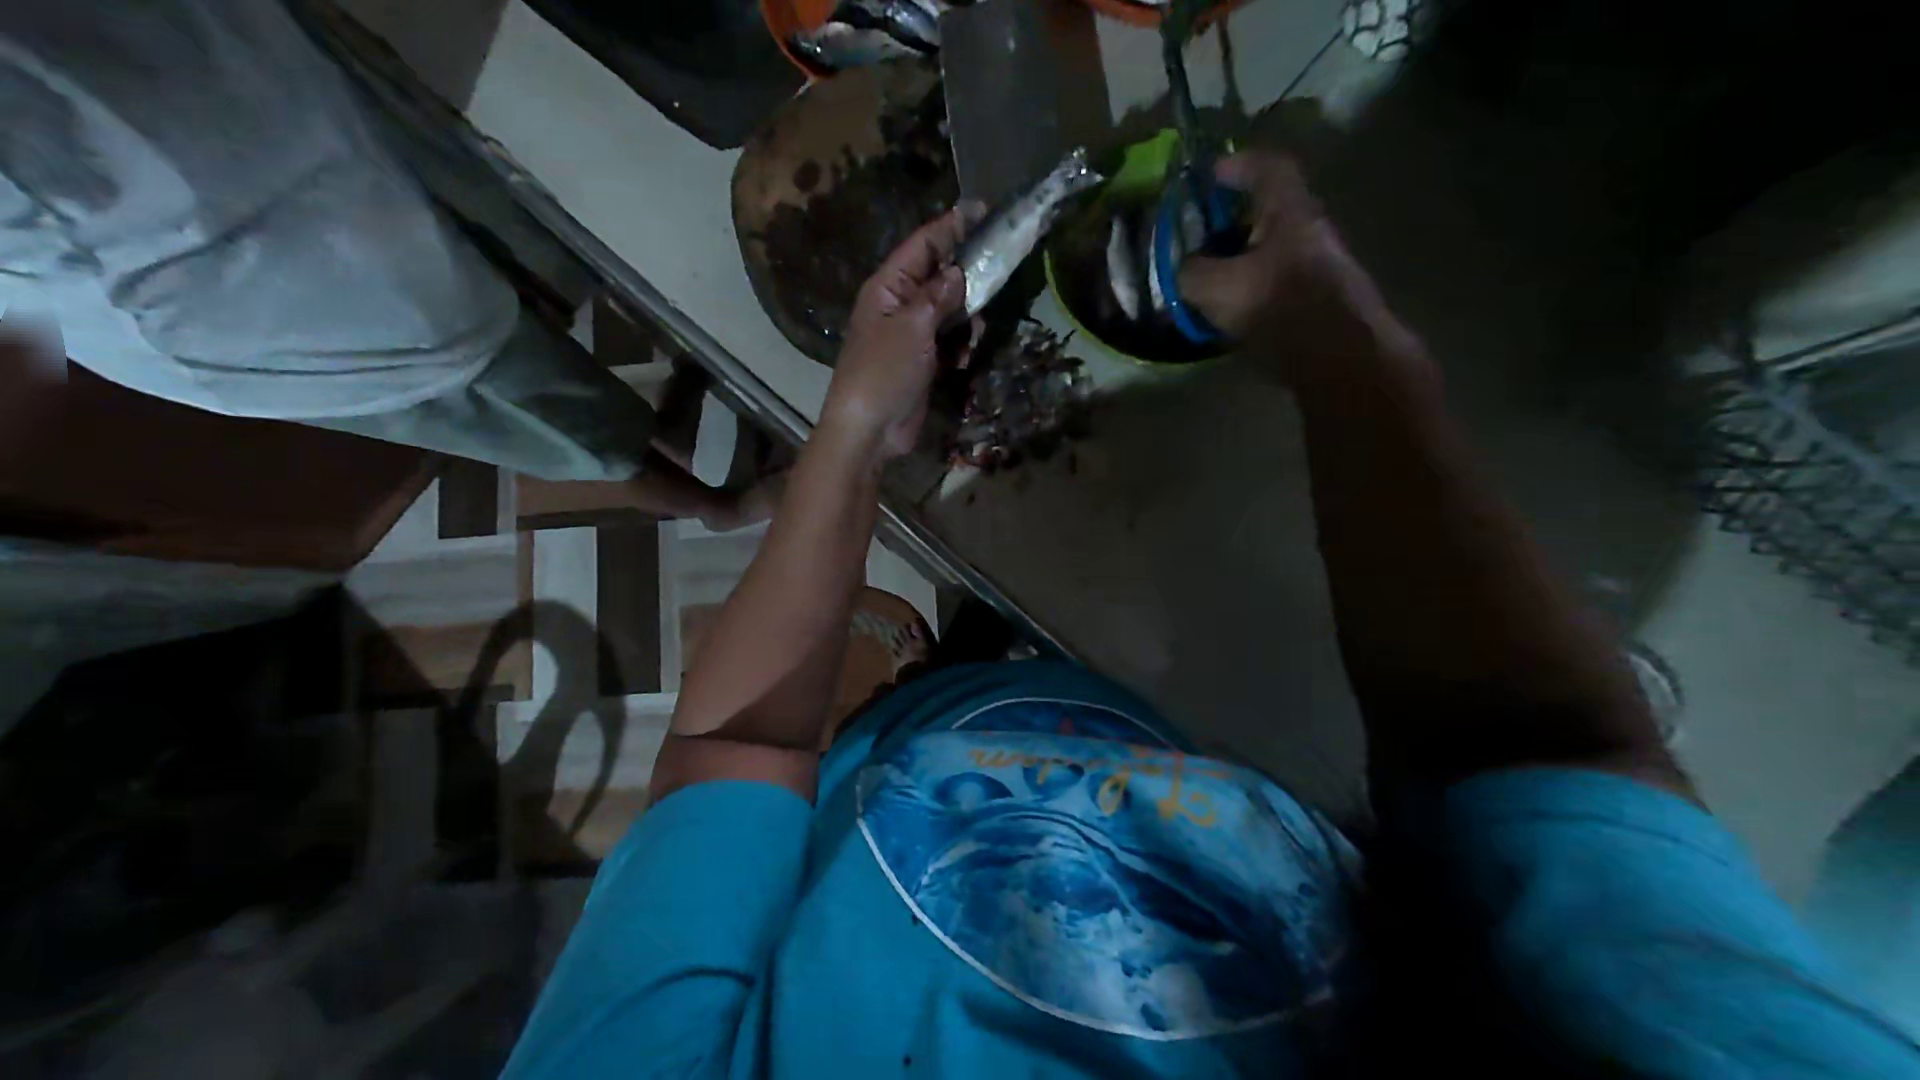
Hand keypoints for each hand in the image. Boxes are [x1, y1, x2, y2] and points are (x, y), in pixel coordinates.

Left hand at [821, 203, 982, 461]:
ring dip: (967, 321)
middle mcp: (899, 305)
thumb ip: (937, 295)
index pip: (922, 246)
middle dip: (967, 280)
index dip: (950, 226)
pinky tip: (961, 362)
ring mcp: (912, 335)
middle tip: (994, 281)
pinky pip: (951, 342)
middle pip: (941, 277)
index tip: (981, 208)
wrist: (870, 430)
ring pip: (952, 312)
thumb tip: (958, 271)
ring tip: (971, 337)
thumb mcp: (911, 327)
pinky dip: (961, 348)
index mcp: (887, 288)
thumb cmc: (884, 372)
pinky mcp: (924, 361)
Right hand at [1178, 153, 1397, 379]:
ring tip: (1208, 284)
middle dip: (1231, 222)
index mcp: (1289, 211)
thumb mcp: (1216, 287)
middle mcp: (1309, 229)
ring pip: (1271, 249)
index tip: (1208, 177)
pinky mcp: (1319, 298)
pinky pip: (1278, 280)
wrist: (1338, 356)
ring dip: (1240, 260)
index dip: (1236, 165)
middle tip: (1200, 240)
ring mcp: (1319, 265)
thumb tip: (1186, 269)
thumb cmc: (1277, 306)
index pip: (1266, 167)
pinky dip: (1253, 288)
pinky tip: (1232, 313)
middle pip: (1268, 211)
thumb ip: (1191, 271)